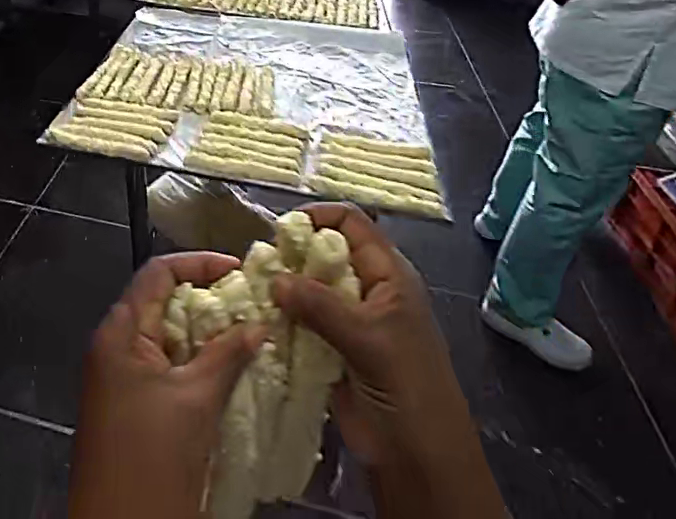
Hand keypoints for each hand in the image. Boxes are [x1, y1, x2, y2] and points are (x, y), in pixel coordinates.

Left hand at [68, 252, 262, 518]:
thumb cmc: (151, 458)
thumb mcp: (195, 400)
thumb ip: (227, 353)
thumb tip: (260, 323)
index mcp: (120, 332)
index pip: (158, 272)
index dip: (199, 263)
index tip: (239, 271)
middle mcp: (117, 345)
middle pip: (164, 300)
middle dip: (209, 298)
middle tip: (252, 303)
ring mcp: (123, 376)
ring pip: (170, 334)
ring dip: (208, 331)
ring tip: (250, 331)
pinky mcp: (133, 403)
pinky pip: (169, 364)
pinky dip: (199, 359)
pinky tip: (232, 367)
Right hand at [270, 205, 506, 518]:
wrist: (420, 459)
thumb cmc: (407, 387)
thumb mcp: (368, 339)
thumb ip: (322, 306)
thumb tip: (276, 277)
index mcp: (388, 273)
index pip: (352, 223)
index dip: (319, 216)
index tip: (283, 229)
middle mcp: (368, 288)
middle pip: (327, 251)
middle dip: (295, 253)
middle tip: (261, 264)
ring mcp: (350, 319)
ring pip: (312, 287)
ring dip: (286, 288)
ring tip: (255, 291)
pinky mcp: (333, 348)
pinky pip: (304, 321)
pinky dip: (284, 318)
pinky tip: (262, 321)